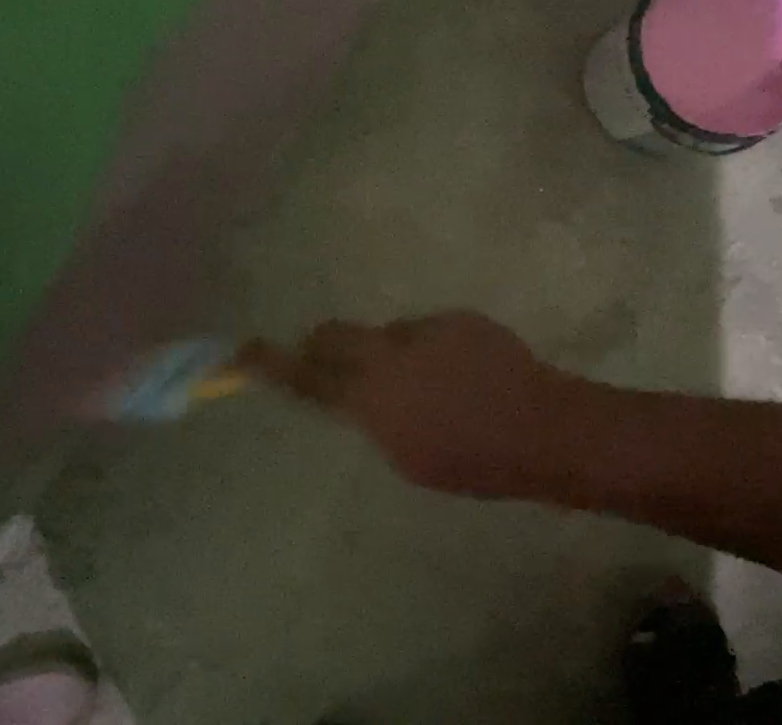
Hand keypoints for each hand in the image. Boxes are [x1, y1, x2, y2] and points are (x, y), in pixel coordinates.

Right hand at [242, 312, 583, 495]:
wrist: (540, 425)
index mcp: (372, 396)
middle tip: (329, 361)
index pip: (308, 375)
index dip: (270, 363)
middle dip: (323, 345)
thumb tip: (358, 398)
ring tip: (427, 383)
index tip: (242, 351)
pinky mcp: (458, 318)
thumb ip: (373, 419)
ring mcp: (427, 329)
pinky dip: (429, 349)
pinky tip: (458, 373)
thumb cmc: (473, 461)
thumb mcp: (408, 456)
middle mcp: (391, 352)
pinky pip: (427, 331)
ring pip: (388, 333)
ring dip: (390, 353)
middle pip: (336, 334)